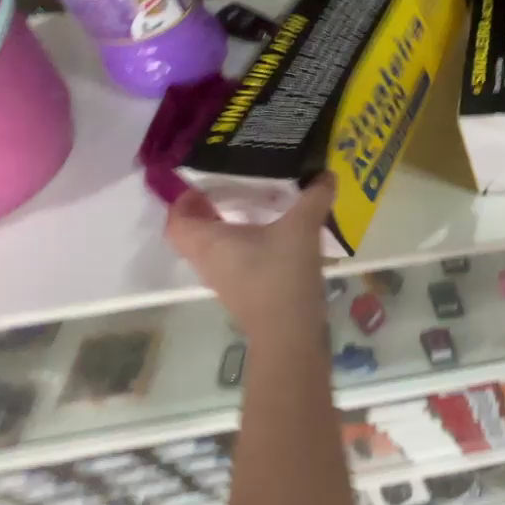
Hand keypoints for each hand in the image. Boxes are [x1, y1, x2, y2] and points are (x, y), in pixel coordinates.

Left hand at [166, 174, 335, 344]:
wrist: (289, 331)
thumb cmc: (282, 273)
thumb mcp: (302, 227)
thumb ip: (314, 197)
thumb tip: (326, 173)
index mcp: (209, 242)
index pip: (177, 219)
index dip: (184, 200)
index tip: (205, 184)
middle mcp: (208, 261)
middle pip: (193, 234)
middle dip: (207, 212)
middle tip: (233, 192)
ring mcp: (224, 280)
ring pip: (213, 249)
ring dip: (227, 230)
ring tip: (257, 211)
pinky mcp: (243, 292)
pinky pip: (233, 262)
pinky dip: (245, 246)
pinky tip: (276, 239)